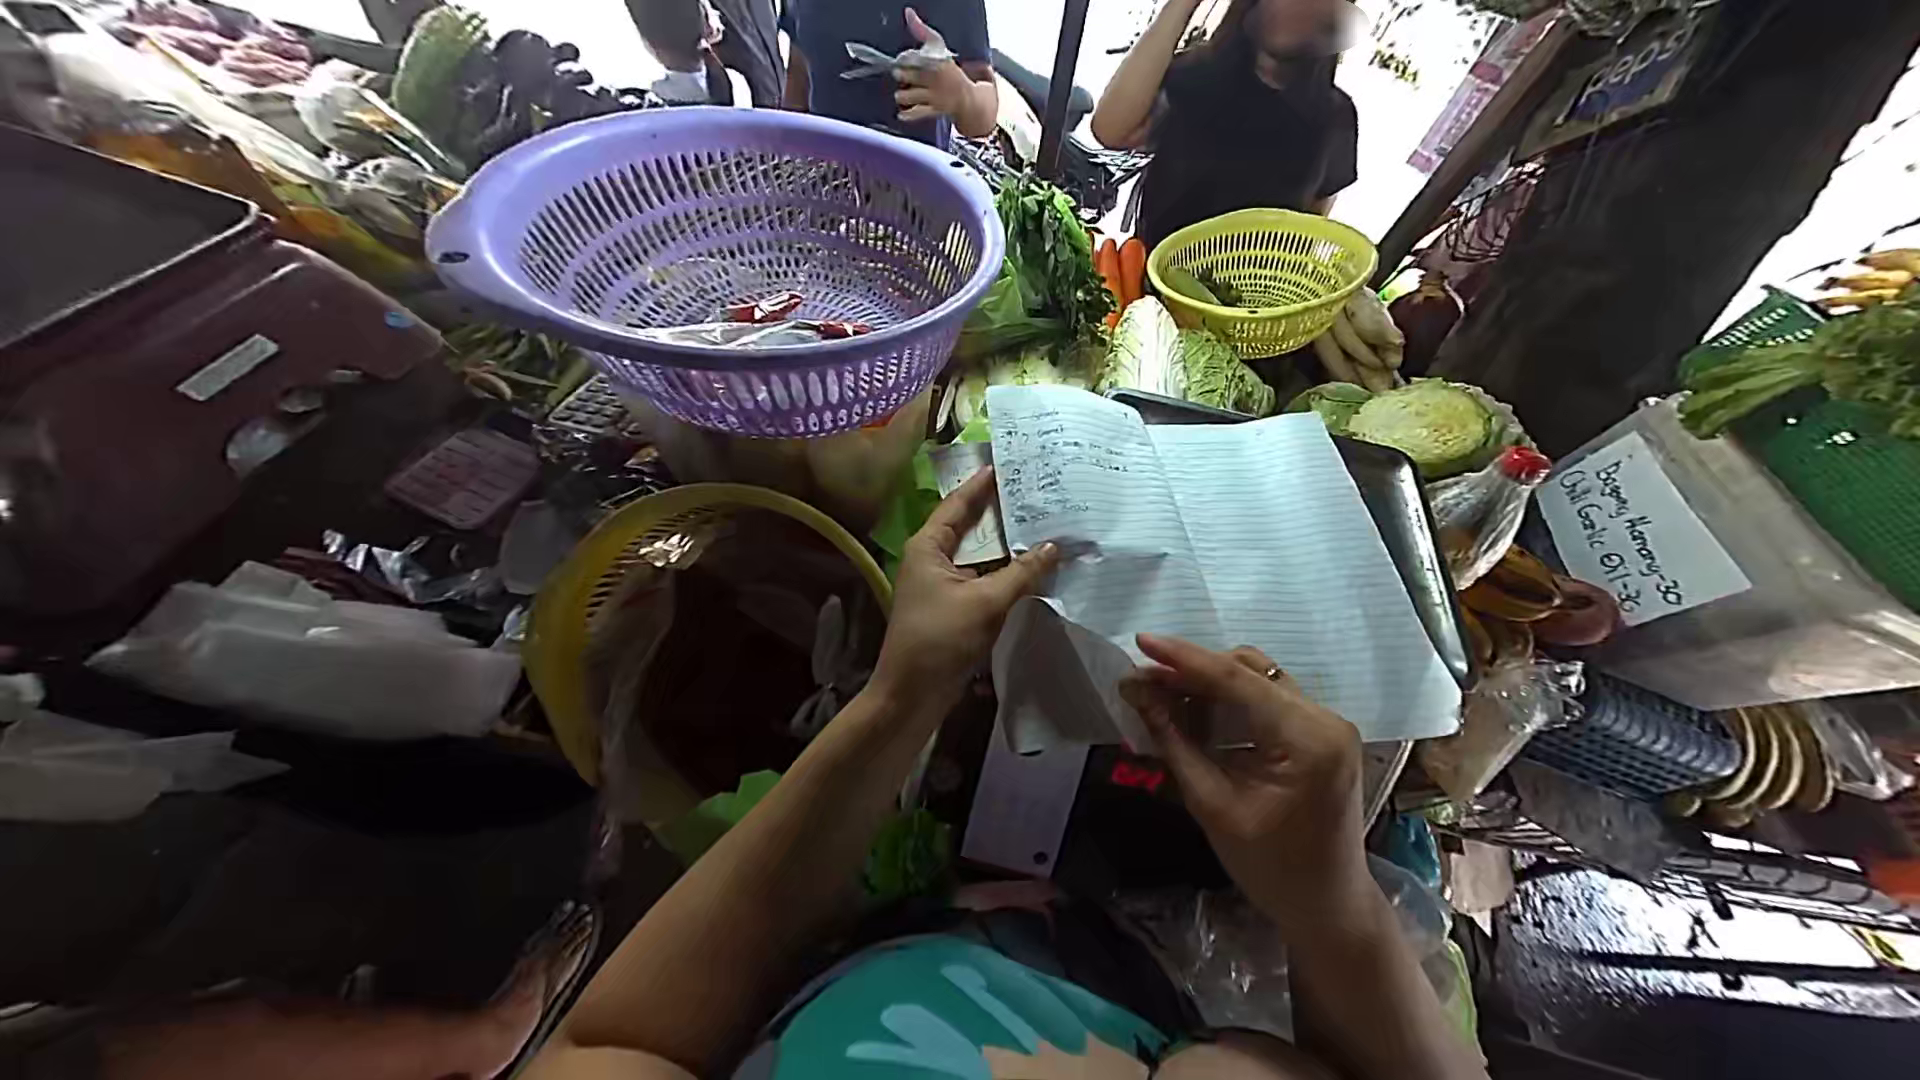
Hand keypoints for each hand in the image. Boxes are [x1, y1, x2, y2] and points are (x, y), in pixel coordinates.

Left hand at [873, 466, 1058, 705]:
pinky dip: (1007, 573)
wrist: (912, 694)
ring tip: (1044, 524)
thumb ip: (1021, 573)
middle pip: (971, 527)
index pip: (958, 504)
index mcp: (928, 546)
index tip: (1008, 464)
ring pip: (981, 555)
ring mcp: (944, 583)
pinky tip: (1035, 566)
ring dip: (1009, 546)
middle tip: (1037, 492)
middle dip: (1003, 513)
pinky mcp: (955, 606)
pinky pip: (984, 579)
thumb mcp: (984, 602)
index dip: (982, 484)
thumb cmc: (940, 639)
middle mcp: (933, 558)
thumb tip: (1055, 546)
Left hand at [892, 7, 976, 124]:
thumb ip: (922, 31)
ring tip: (901, 94)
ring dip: (902, 95)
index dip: (903, 59)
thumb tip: (908, 13)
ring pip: (910, 95)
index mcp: (936, 59)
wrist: (965, 96)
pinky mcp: (934, 111)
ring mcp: (935, 96)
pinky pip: (917, 113)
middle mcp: (935, 78)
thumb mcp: (938, 46)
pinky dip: (907, 114)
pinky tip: (901, 114)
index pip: (913, 57)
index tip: (902, 61)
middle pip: (910, 76)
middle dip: (901, 75)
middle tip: (900, 76)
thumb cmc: (947, 70)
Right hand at [1119, 634, 1370, 929]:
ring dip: (1208, 681)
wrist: (1326, 907)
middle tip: (1144, 679)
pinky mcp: (1319, 732)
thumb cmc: (1269, 866)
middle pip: (1248, 670)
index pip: (1237, 680)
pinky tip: (1196, 709)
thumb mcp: (1210, 802)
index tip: (1141, 641)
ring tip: (1163, 693)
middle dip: (1191, 670)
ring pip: (1256, 678)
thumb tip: (1134, 689)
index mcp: (1308, 739)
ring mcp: (1326, 723)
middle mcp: (1324, 719)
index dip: (1184, 658)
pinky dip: (1227, 698)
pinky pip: (1265, 697)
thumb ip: (1172, 738)